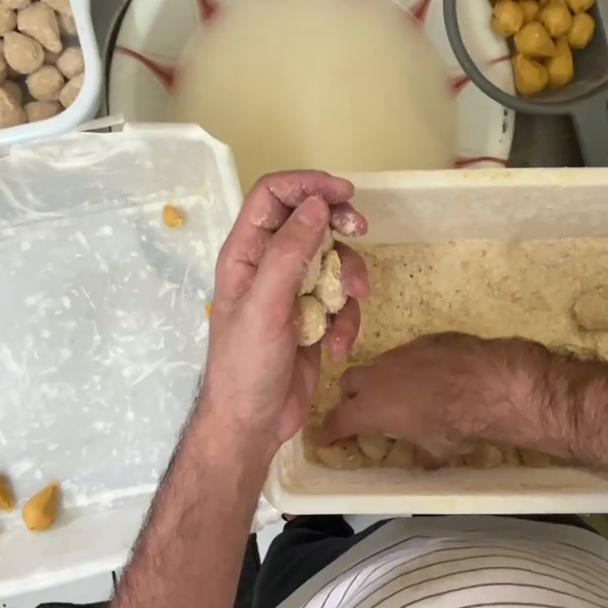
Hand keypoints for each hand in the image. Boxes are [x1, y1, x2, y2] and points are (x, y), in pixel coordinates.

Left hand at [195, 170, 369, 454]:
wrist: (253, 422)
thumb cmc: (246, 364)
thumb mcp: (266, 305)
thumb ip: (289, 252)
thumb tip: (316, 205)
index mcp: (246, 253)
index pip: (273, 196)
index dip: (307, 185)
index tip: (344, 193)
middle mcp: (269, 266)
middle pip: (310, 221)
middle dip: (338, 225)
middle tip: (361, 229)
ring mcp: (293, 292)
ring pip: (333, 261)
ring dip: (348, 278)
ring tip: (351, 301)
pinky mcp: (313, 319)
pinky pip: (339, 302)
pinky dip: (346, 319)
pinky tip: (337, 344)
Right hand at [321, 334, 557, 462]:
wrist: (489, 383)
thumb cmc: (455, 424)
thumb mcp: (436, 451)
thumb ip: (421, 455)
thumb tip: (421, 461)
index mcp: (372, 408)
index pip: (338, 420)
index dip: (329, 430)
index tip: (325, 436)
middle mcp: (379, 376)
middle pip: (349, 381)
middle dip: (353, 394)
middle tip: (366, 408)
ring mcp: (401, 353)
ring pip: (381, 364)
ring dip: (385, 379)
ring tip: (406, 393)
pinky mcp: (426, 339)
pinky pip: (411, 353)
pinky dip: (416, 366)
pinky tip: (436, 377)